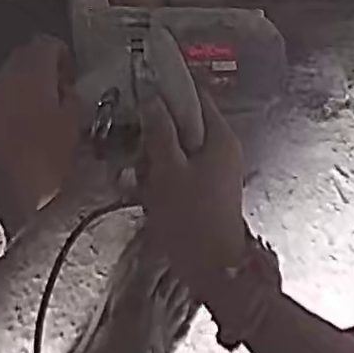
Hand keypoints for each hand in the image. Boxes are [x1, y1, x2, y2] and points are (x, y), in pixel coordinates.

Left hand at [0, 35, 81, 219]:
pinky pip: (4, 103)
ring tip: (50, 120)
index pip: (48, 44)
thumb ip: (73, 104)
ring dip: (31, 93)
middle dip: (46, 74)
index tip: (74, 78)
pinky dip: (18, 110)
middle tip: (65, 98)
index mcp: (32, 68)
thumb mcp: (70, 131)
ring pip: (15, 82)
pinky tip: (30, 134)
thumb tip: (70, 92)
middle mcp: (7, 73)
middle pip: (28, 60)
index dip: (64, 57)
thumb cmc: (37, 154)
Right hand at [139, 89, 248, 300]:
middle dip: (156, 125)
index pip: (195, 94)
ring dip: (154, 151)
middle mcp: (221, 147)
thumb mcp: (168, 169)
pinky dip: (160, 169)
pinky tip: (144, 185)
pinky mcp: (204, 186)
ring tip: (137, 167)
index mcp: (220, 136)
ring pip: (177, 143)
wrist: (213, 271)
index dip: (169, 85)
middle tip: (132, 132)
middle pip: (184, 119)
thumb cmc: (191, 217)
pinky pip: (178, 165)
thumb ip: (160, 130)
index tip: (141, 81)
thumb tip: (151, 96)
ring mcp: (214, 168)